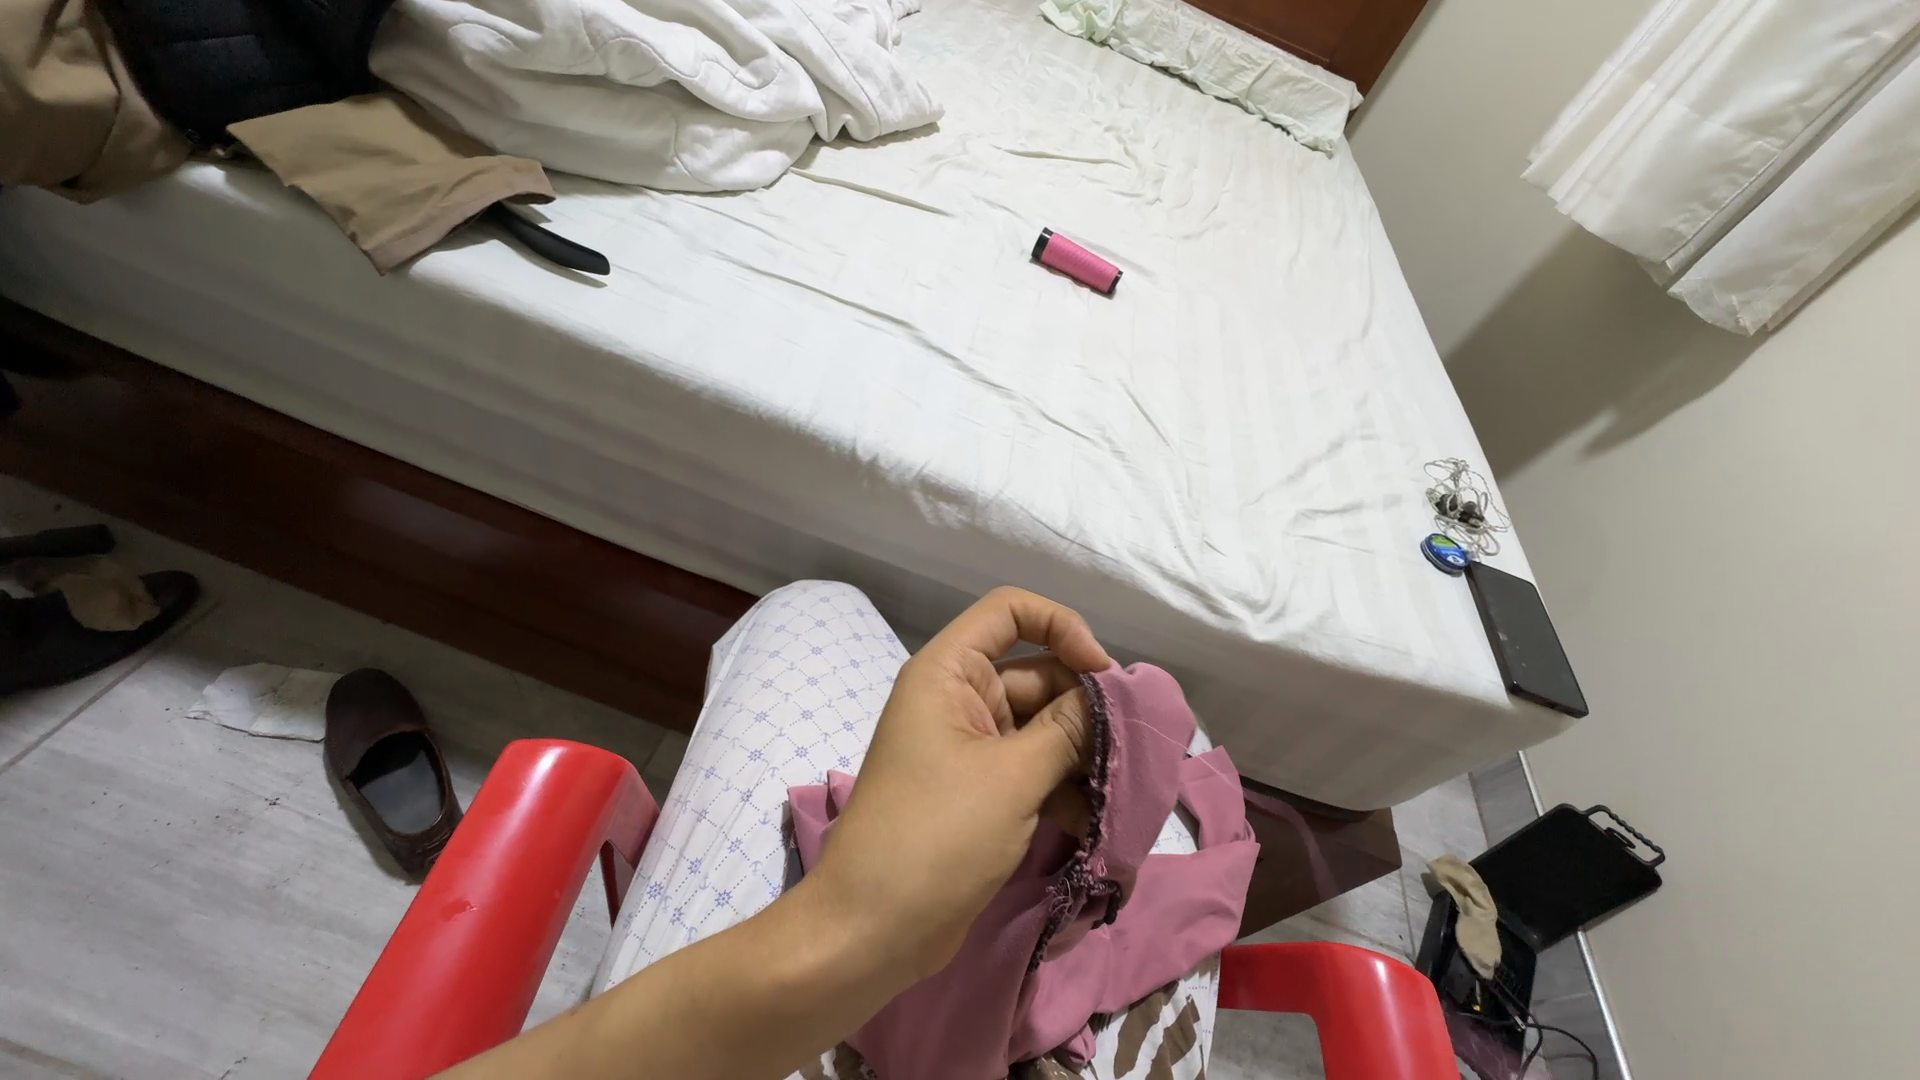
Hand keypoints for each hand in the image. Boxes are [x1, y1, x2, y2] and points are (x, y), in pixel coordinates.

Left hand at [808, 586, 1112, 980]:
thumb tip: (1116, 693)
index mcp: (949, 671)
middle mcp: (958, 697)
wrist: (874, 929)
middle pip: (1038, 674)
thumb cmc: (936, 834)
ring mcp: (970, 746)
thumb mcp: (1012, 776)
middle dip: (1086, 708)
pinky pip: (1033, 769)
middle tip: (1135, 746)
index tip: (1103, 674)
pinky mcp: (981, 790)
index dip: (1062, 626)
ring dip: (1082, 754)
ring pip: (1042, 727)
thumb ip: (1070, 728)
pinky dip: (1064, 789)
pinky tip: (1097, 822)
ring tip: (1123, 788)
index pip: (1010, 611)